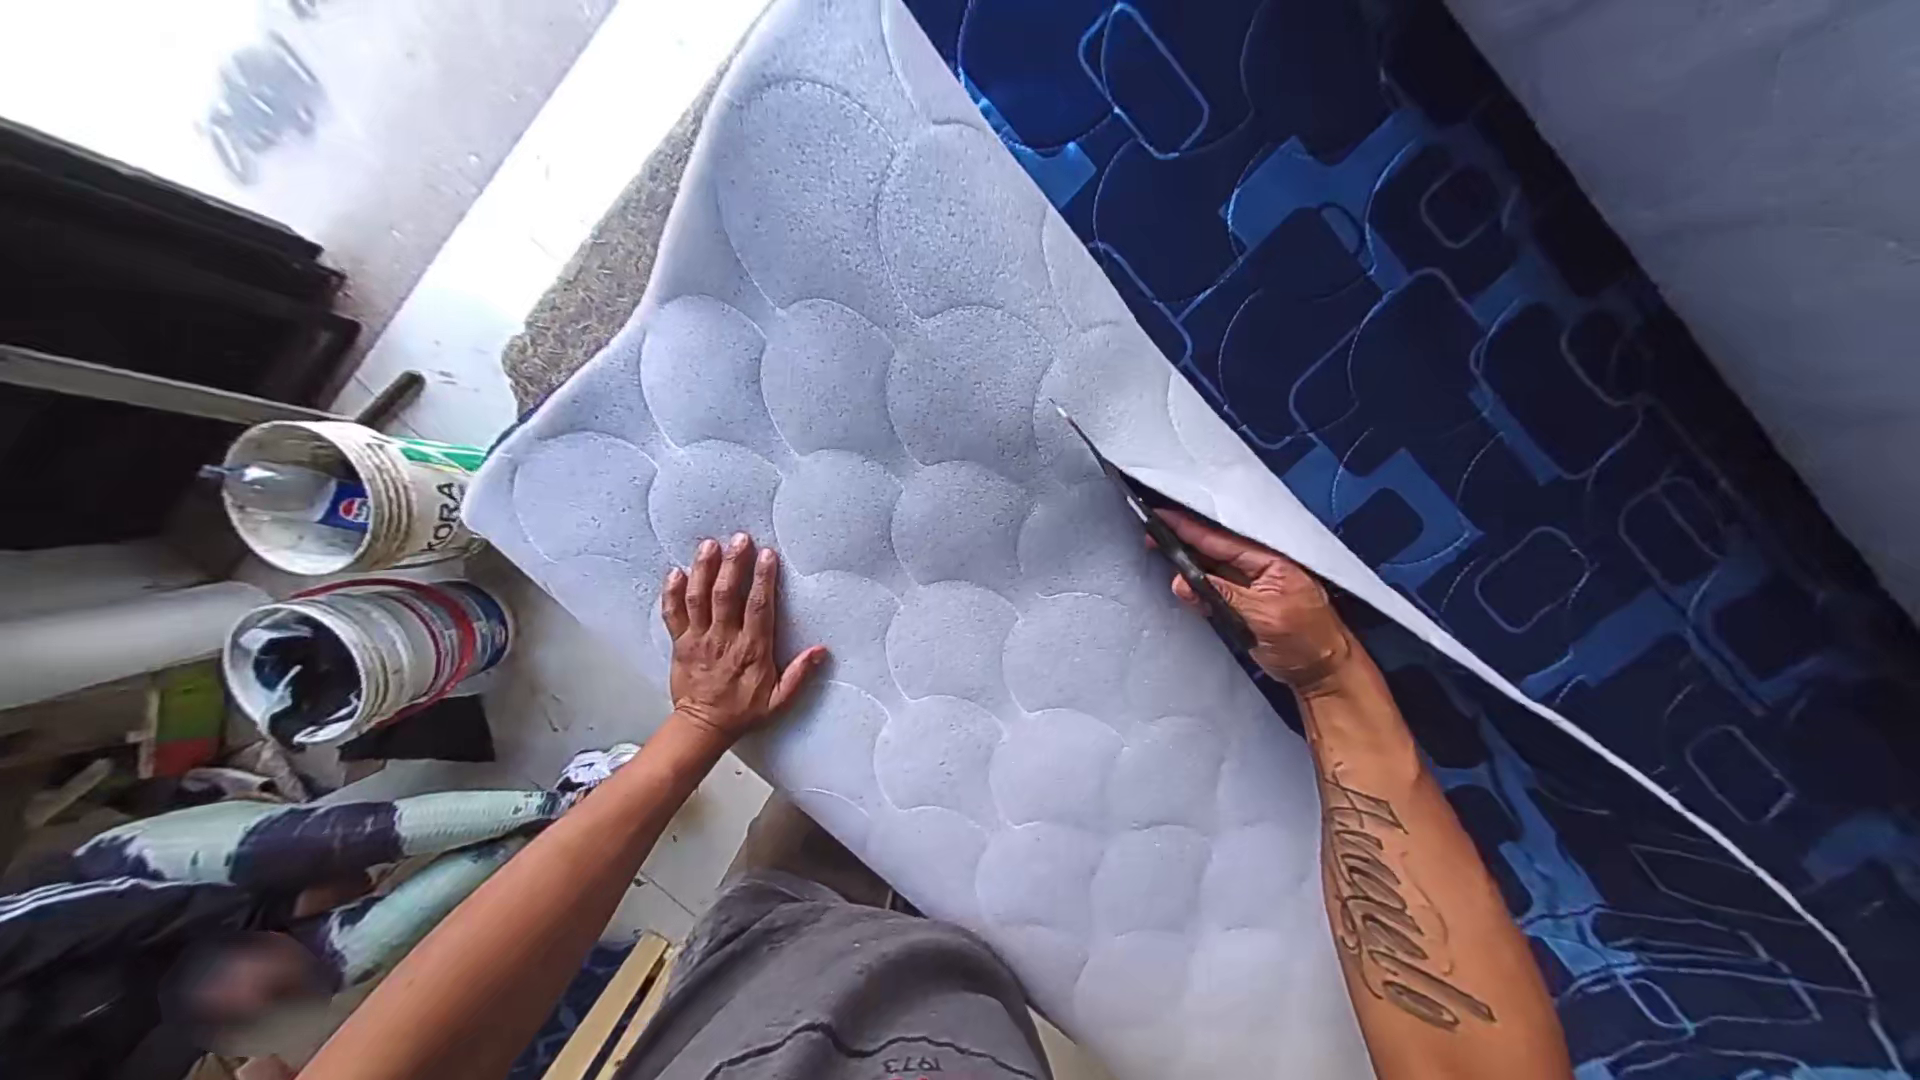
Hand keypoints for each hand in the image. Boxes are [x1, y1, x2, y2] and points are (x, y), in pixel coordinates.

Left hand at [660, 533, 827, 745]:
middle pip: (726, 594)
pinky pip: (673, 613)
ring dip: (703, 569)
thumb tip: (821, 651)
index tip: (767, 555)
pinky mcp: (680, 643)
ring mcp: (698, 639)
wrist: (702, 727)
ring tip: (709, 545)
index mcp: (751, 649)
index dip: (763, 579)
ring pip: (698, 598)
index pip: (758, 607)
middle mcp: (723, 639)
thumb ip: (800, 674)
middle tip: (739, 538)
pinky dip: (672, 592)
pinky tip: (675, 571)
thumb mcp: (780, 700)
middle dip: (733, 563)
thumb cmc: (743, 711)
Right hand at [1154, 509, 1354, 696]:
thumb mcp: (1263, 616)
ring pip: (1211, 567)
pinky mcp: (1243, 603)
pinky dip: (1195, 585)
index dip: (1189, 528)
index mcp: (1271, 561)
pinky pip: (1213, 588)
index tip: (1162, 517)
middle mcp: (1260, 568)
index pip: (1221, 540)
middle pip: (1213, 548)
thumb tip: (1183, 581)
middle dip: (1183, 540)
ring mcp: (1251, 586)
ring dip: (1186, 562)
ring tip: (1160, 551)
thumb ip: (1221, 595)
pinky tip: (1182, 583)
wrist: (1324, 673)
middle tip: (1152, 534)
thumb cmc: (1308, 643)